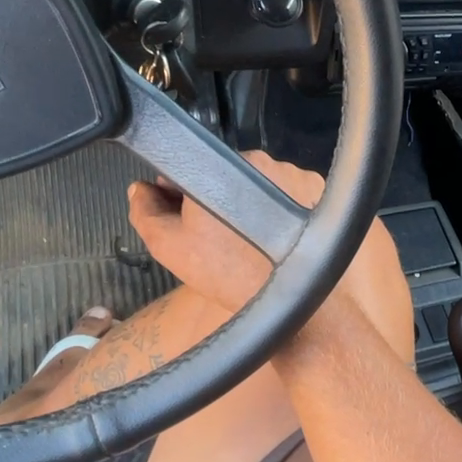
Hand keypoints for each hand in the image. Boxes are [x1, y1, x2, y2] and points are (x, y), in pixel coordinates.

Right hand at [126, 152, 413, 360]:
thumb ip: (147, 212)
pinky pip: (291, 195)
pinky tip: (276, 240)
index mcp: (223, 164)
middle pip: (228, 175)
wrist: (294, 300)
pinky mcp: (321, 191)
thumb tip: (139, 189)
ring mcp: (298, 173)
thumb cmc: (229, 273)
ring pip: (262, 186)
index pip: (192, 168)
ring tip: (251, 242)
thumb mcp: (171, 246)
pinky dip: (282, 212)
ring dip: (253, 205)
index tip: (184, 220)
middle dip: (218, 200)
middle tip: (218, 238)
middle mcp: (265, 160)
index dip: (180, 194)